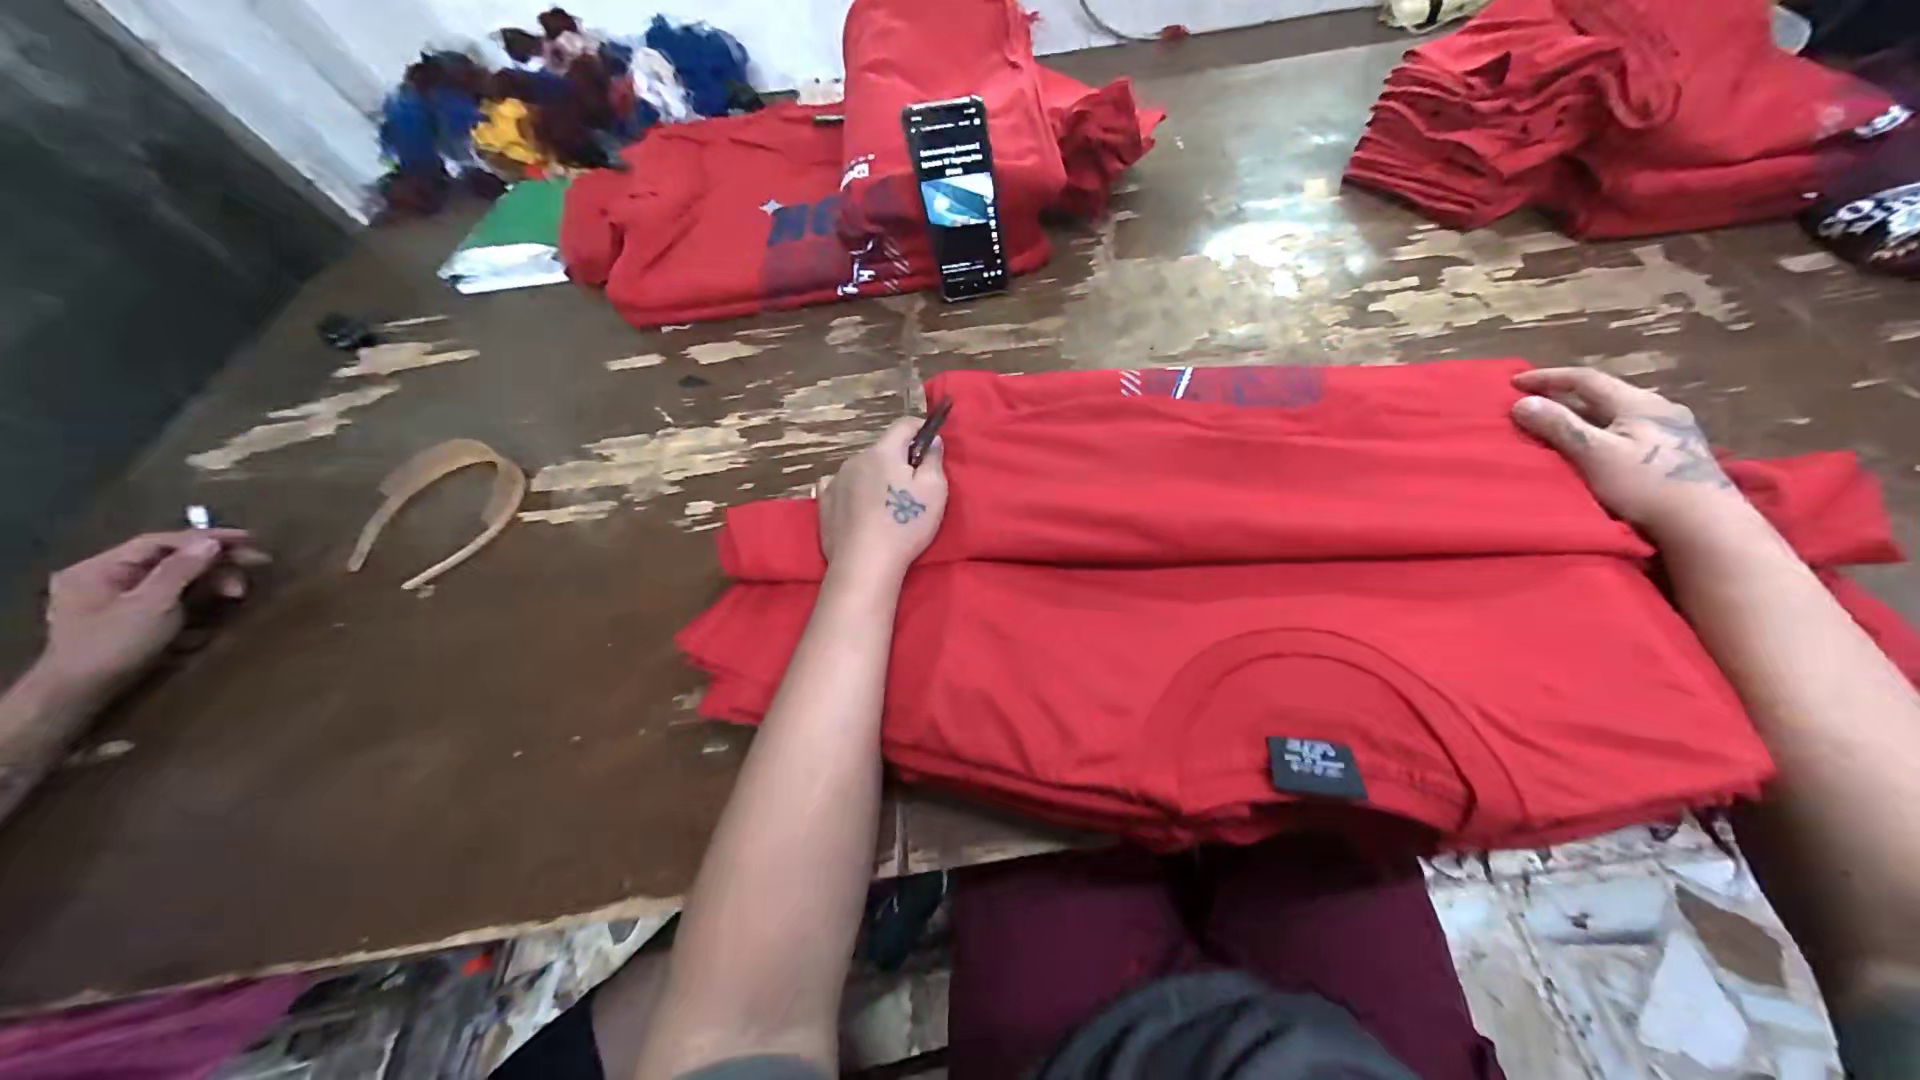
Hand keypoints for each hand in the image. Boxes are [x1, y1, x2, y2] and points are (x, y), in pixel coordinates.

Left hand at [35, 530, 267, 701]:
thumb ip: (181, 570)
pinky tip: (218, 605)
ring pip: (175, 579)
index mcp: (100, 568)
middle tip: (256, 566)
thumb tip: (212, 543)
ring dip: (212, 582)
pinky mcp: (132, 616)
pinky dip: (198, 597)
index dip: (205, 538)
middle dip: (215, 564)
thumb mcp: (152, 603)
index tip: (249, 539)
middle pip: (171, 559)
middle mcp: (106, 577)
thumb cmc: (114, 643)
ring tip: (238, 594)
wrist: (82, 691)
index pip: (160, 542)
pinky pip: (172, 597)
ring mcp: (118, 598)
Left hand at [816, 418, 948, 581]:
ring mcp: (836, 480)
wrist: (864, 563)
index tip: (930, 442)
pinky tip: (859, 508)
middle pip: (882, 449)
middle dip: (898, 459)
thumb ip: (934, 460)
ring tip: (885, 504)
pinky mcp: (824, 502)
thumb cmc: (905, 525)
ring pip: (862, 468)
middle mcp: (855, 459)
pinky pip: (841, 486)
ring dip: (876, 476)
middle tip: (912, 486)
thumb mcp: (934, 491)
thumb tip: (932, 441)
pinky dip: (853, 491)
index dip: (920, 428)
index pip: (903, 425)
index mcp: (883, 452)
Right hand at [1511, 368, 1748, 539]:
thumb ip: (1559, 427)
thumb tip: (1521, 403)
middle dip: (1563, 394)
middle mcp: (1658, 408)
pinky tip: (1589, 442)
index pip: (1586, 379)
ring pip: (1614, 411)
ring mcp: (1670, 429)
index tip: (1514, 382)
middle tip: (1531, 400)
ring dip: (1580, 413)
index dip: (1547, 378)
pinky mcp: (1672, 451)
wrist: (1704, 523)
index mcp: (1639, 403)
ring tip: (1554, 422)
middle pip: (1602, 393)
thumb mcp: (1595, 454)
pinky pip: (1624, 429)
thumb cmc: (1645, 486)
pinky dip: (1597, 429)